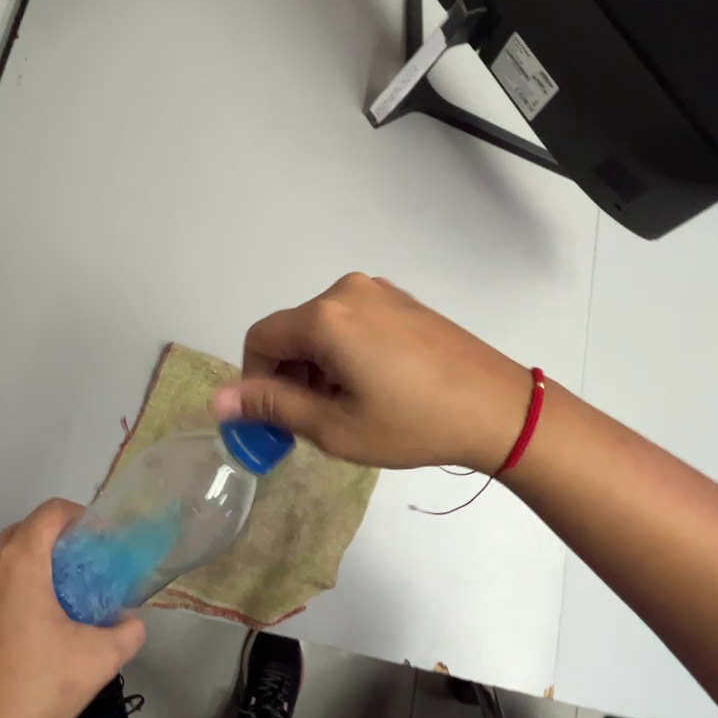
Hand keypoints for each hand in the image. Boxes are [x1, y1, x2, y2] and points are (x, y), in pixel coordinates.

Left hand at [0, 500, 146, 717]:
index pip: (52, 513)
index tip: (96, 545)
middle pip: (22, 531)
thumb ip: (127, 632)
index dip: (79, 520)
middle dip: (50, 545)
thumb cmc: (33, 690)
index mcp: (19, 559)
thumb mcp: (98, 661)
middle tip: (74, 577)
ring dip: (17, 564)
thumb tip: (131, 622)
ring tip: (37, 600)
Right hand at [211, 273, 537, 471]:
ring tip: (347, 407)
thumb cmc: (413, 423)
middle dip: (289, 375)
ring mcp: (378, 291)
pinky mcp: (402, 301)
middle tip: (312, 421)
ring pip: (321, 328)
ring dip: (317, 366)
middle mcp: (346, 291)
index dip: (255, 381)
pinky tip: (373, 386)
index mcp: (325, 317)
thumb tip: (219, 399)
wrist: (499, 408)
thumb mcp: (335, 426)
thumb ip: (272, 406)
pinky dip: (344, 352)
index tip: (275, 418)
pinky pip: (351, 321)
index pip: (260, 339)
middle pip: (291, 331)